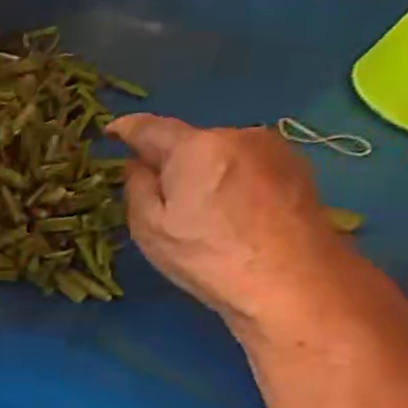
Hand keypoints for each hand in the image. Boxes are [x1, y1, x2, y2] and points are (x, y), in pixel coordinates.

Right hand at [109, 114, 368, 334]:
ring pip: (219, 153)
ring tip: (194, 207)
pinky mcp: (296, 167)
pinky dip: (228, 179)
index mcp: (195, 147)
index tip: (111, 133)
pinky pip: (245, 164)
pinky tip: (227, 211)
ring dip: (200, 170)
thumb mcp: (150, 227)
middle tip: (153, 191)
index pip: (150, 127)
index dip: (126, 128)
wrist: (294, 280)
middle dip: (168, 159)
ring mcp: (273, 149)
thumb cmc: (208, 254)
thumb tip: (137, 165)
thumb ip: (137, 188)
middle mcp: (237, 135)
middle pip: (189, 142)